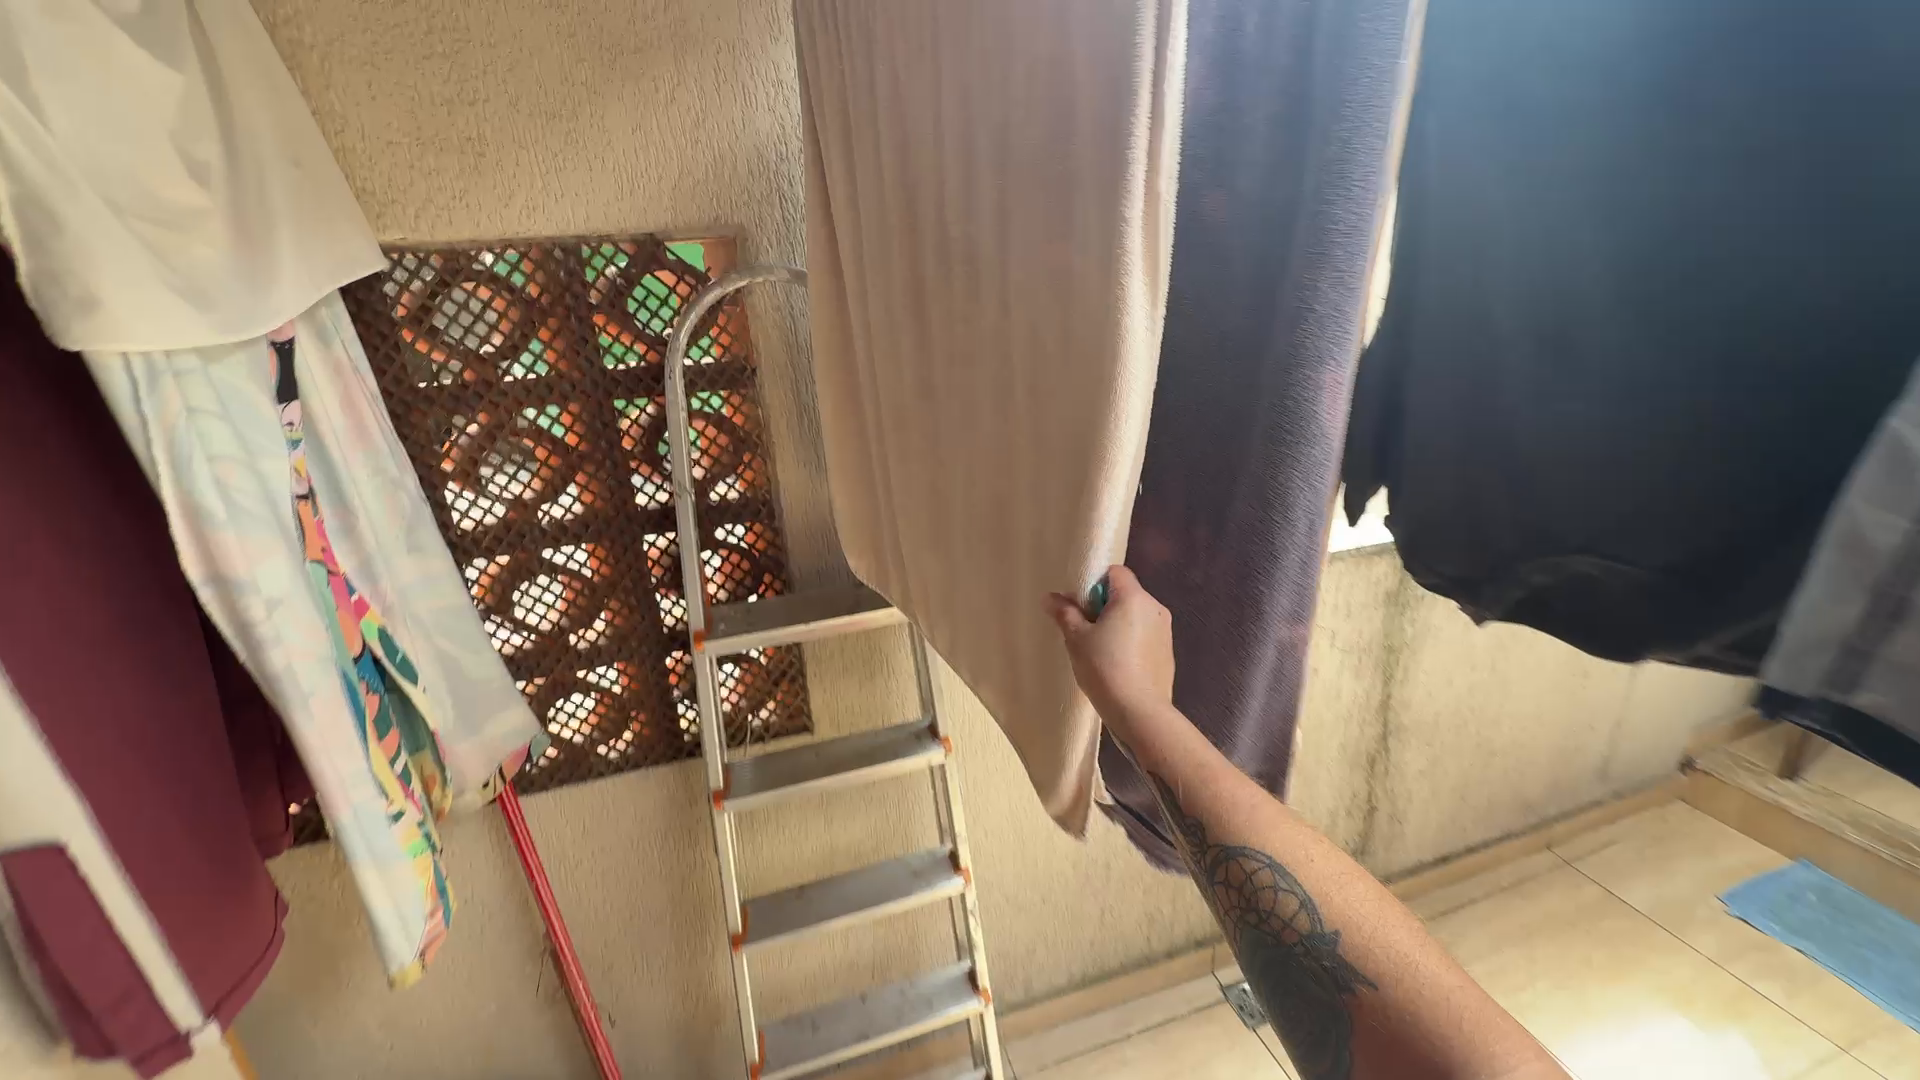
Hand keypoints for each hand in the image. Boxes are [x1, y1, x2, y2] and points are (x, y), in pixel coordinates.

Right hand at [1046, 565, 1174, 736]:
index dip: (1094, 582)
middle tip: (1084, 629)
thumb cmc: (1104, 668)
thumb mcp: (1076, 639)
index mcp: (1133, 597)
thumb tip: (1050, 597)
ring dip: (1117, 624)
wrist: (1139, 711)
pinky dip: (1130, 640)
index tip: (1080, 605)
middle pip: (1125, 593)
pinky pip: (1144, 634)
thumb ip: (1064, 613)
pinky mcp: (1167, 651)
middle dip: (1103, 605)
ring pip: (1135, 615)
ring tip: (1099, 650)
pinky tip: (1117, 664)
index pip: (1115, 572)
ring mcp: (1164, 630)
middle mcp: (1154, 607)